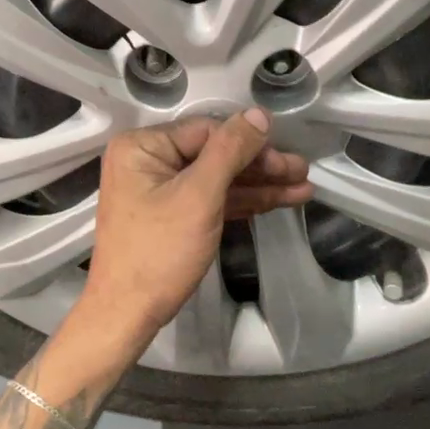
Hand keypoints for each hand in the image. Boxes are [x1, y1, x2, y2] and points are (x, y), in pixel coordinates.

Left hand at [77, 109, 311, 347]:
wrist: (126, 314)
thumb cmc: (158, 251)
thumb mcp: (198, 196)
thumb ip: (230, 151)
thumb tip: (257, 115)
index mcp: (142, 147)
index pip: (206, 131)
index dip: (249, 143)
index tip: (287, 158)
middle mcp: (146, 161)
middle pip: (214, 154)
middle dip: (259, 165)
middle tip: (302, 172)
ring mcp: (157, 190)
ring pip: (216, 179)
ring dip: (257, 184)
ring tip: (302, 188)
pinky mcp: (169, 216)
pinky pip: (209, 200)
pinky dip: (241, 202)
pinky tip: (277, 201)